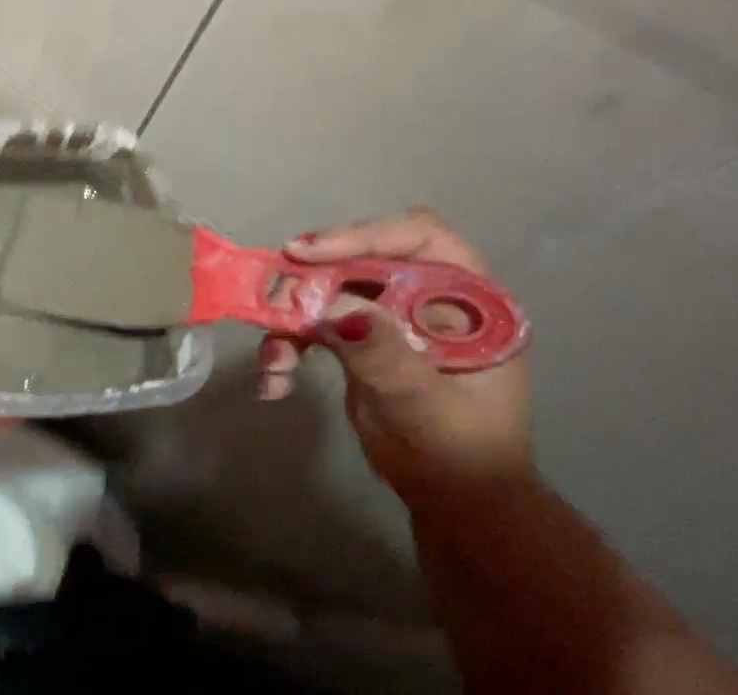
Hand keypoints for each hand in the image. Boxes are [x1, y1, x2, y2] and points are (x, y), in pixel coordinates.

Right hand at [258, 208, 534, 505]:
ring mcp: (389, 319)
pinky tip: (273, 382)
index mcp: (467, 302)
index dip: (364, 236)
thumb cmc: (459, 453)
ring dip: (289, 321)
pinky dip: (286, 348)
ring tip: (274, 362)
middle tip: (270, 302)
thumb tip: (332, 311)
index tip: (307, 253)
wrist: (454, 500)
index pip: (420, 239)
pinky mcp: (356, 339)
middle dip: (309, 282)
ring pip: (324, 292)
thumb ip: (382, 354)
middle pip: (358, 261)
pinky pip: (310, 325)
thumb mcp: (423, 404)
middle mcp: (426, 299)